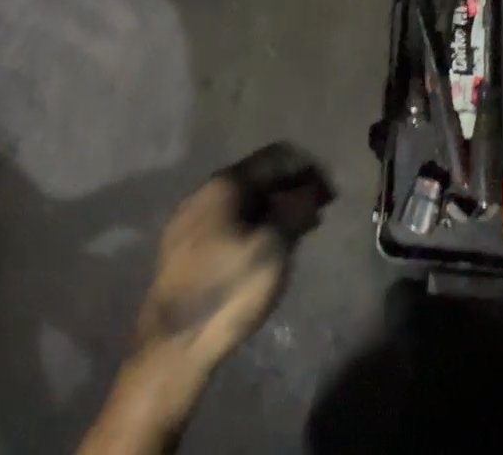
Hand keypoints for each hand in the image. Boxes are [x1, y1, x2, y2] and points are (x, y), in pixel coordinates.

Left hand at [134, 144, 331, 368]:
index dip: (309, 170)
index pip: (276, 157)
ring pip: (242, 202)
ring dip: (273, 210)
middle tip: (318, 215)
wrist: (172, 345)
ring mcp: (190, 221)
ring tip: (298, 233)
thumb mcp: (273, 248)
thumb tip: (309, 189)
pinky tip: (266, 249)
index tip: (330, 196)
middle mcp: (204, 192)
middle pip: (257, 177)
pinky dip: (254, 226)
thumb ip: (295, 210)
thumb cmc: (228, 290)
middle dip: (291, 190)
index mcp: (224, 184)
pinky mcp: (184, 248)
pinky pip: (228, 222)